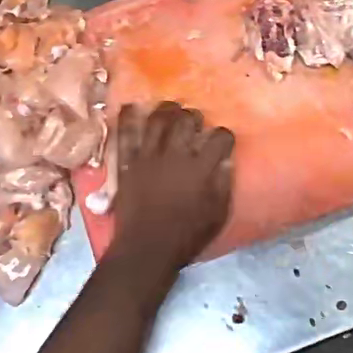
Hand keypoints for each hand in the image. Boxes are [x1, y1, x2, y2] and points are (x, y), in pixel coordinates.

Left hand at [106, 103, 233, 278]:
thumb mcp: (217, 214)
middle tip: (194, 119)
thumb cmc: (186, 236)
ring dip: (166, 110)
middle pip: (185, 122)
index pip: (219, 139)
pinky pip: (126, 134)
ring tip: (170, 108)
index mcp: (201, 169)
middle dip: (193, 116)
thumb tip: (226, 159)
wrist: (148, 246)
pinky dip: (128, 117)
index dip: (223, 135)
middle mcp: (175, 156)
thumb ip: (224, 183)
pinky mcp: (128, 162)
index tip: (223, 138)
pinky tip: (131, 106)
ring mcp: (148, 157)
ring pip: (157, 121)